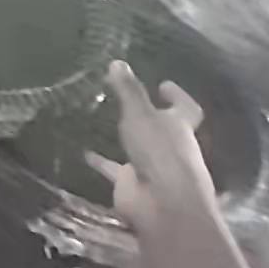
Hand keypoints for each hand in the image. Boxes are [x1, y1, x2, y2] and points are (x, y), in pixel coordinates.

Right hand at [89, 60, 216, 229]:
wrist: (161, 206)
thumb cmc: (159, 152)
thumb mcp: (140, 115)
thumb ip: (128, 90)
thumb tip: (117, 61)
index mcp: (180, 127)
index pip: (185, 108)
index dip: (177, 96)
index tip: (163, 84)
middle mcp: (170, 147)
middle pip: (162, 129)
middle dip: (148, 117)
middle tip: (126, 100)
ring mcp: (152, 168)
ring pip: (139, 149)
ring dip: (126, 139)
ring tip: (102, 122)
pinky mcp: (133, 184)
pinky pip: (115, 169)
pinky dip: (101, 162)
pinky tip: (83, 152)